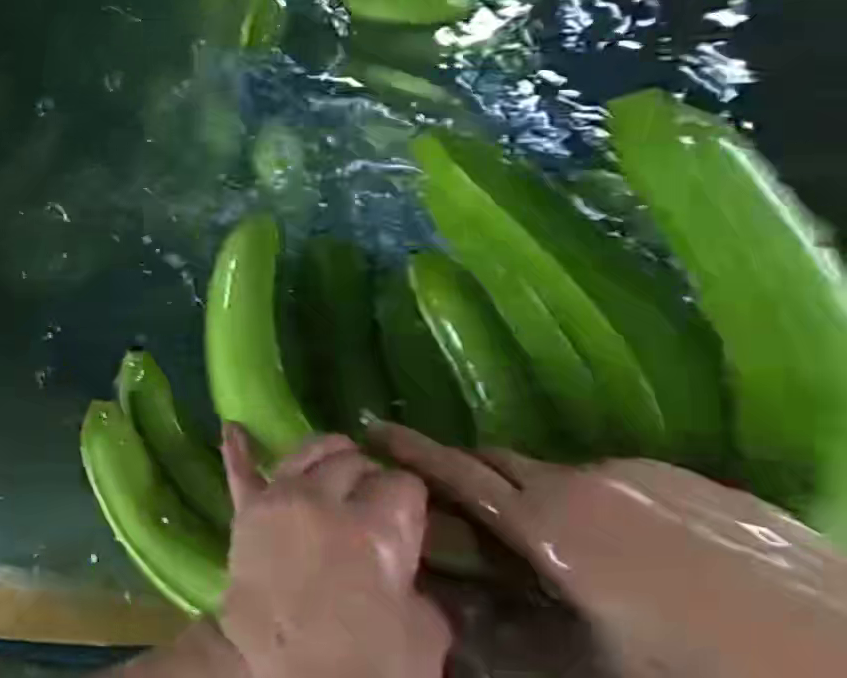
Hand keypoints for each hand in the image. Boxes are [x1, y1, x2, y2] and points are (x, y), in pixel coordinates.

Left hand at [218, 426, 450, 677]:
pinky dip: (237, 449)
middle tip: (379, 490)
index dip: (412, 496)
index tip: (416, 508)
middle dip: (371, 472)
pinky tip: (234, 427)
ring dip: (326, 451)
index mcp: (375, 527)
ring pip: (303, 454)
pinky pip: (239, 471)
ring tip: (340, 451)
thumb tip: (406, 567)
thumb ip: (417, 586)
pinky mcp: (245, 510)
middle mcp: (322, 499)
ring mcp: (278, 499)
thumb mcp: (424, 631)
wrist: (289, 672)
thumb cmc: (367, 662)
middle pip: (352, 463)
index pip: (402, 485)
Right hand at [372, 423, 846, 677]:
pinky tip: (650, 553)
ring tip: (570, 543)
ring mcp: (654, 481)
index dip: (405, 448)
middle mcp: (586, 482)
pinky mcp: (713, 491)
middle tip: (466, 507)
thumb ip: (502, 624)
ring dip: (547, 496)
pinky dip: (614, 505)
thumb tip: (443, 598)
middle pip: (503, 463)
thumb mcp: (586, 664)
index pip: (452, 469)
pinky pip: (634, 485)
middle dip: (474, 477)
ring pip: (568, 474)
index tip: (368, 428)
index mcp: (548, 522)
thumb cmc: (701, 676)